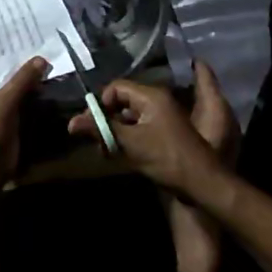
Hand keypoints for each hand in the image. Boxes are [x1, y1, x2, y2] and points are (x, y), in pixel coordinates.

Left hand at [0, 57, 48, 192]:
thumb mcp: (4, 104)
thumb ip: (20, 82)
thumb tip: (41, 58)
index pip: (0, 79)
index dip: (18, 71)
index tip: (39, 59)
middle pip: (10, 93)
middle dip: (27, 85)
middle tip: (53, 72)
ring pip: (18, 108)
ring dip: (34, 101)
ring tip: (56, 87)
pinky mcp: (8, 144)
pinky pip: (24, 123)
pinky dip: (35, 117)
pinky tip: (49, 111)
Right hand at [68, 79, 228, 195]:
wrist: (201, 183)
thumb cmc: (166, 158)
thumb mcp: (129, 143)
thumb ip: (100, 129)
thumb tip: (70, 123)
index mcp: (153, 96)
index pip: (117, 87)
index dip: (101, 103)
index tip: (93, 123)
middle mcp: (159, 101)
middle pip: (123, 101)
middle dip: (106, 118)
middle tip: (95, 139)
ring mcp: (165, 118)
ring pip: (131, 116)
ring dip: (116, 131)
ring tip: (106, 150)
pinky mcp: (167, 134)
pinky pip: (141, 127)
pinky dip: (128, 138)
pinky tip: (120, 155)